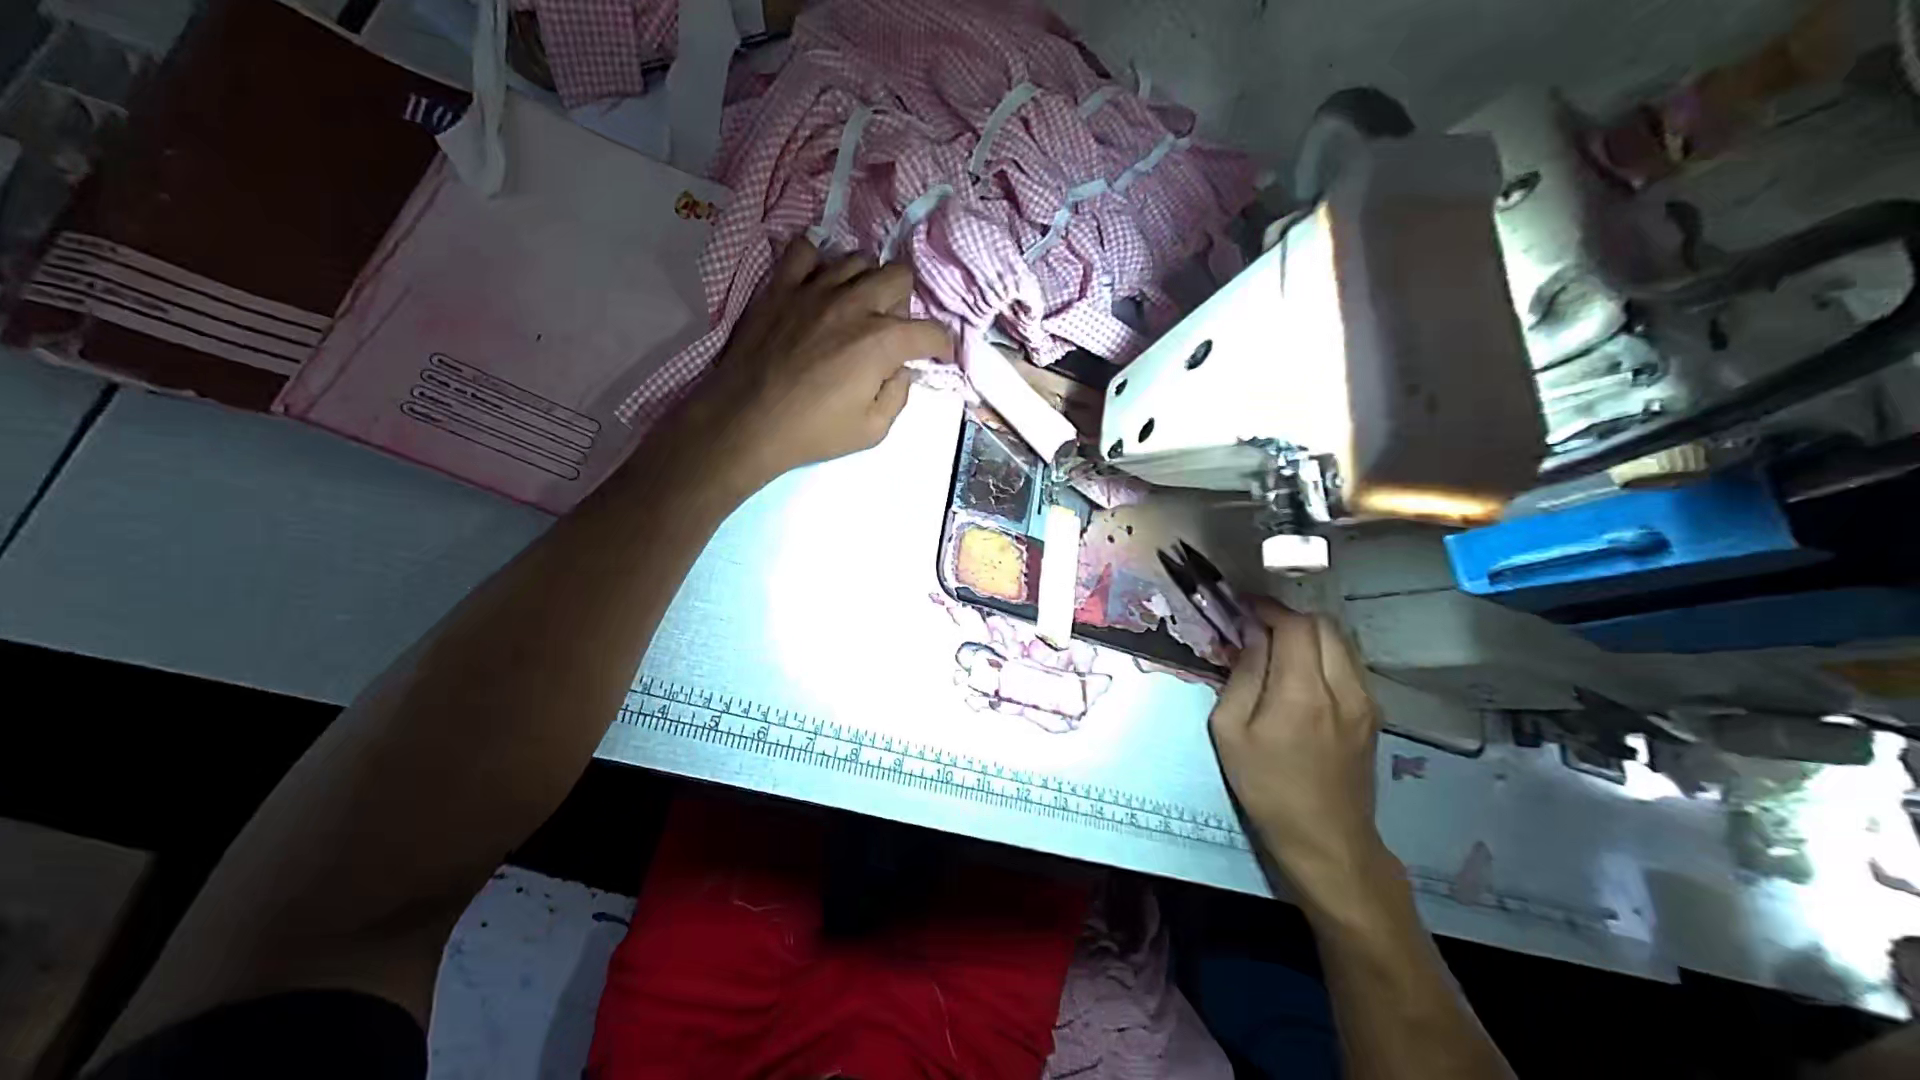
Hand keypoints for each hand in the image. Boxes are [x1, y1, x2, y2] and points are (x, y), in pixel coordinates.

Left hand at [669, 238, 953, 493]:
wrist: (746, 422)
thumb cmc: (812, 433)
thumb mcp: (872, 431)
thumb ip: (898, 395)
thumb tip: (901, 369)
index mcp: (881, 342)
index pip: (930, 331)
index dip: (942, 345)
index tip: (938, 355)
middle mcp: (854, 304)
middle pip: (899, 276)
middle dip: (905, 303)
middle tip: (891, 328)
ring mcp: (814, 288)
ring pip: (858, 259)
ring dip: (867, 281)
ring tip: (857, 305)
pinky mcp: (781, 286)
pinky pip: (805, 250)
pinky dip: (818, 263)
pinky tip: (817, 285)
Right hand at [1210, 599, 1396, 909]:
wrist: (1325, 837)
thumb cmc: (1266, 786)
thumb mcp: (1231, 731)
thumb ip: (1243, 675)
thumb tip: (1251, 634)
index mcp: (1303, 693)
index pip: (1293, 625)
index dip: (1266, 608)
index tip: (1242, 606)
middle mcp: (1344, 688)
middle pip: (1323, 624)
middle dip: (1288, 616)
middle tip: (1257, 626)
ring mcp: (1366, 700)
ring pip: (1341, 641)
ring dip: (1308, 634)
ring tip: (1277, 648)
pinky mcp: (1374, 713)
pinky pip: (1349, 663)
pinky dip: (1323, 654)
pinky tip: (1301, 674)